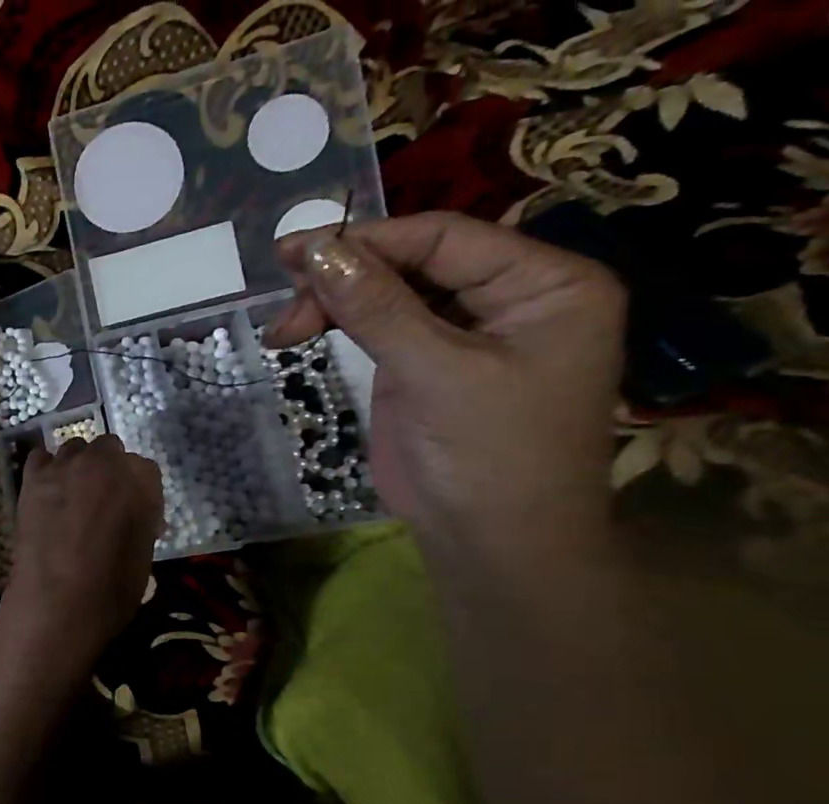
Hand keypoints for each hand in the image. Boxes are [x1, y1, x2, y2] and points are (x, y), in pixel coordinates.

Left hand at [0, 434, 161, 661]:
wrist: (59, 599)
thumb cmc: (112, 588)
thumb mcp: (144, 555)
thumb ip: (141, 523)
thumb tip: (135, 521)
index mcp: (143, 482)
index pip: (145, 469)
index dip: (137, 489)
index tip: (130, 509)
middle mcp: (106, 463)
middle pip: (108, 448)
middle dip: (107, 468)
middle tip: (100, 499)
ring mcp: (67, 467)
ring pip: (74, 448)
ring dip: (76, 465)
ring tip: (70, 494)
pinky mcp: (33, 479)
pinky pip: (39, 458)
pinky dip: (44, 469)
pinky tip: (45, 491)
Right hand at [268, 212, 626, 564]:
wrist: (488, 538)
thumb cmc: (488, 454)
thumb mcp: (436, 373)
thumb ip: (378, 308)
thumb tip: (317, 250)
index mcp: (546, 284)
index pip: (447, 239)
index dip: (369, 241)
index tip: (295, 253)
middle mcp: (509, 297)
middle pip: (414, 262)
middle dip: (345, 277)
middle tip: (282, 302)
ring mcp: (463, 332)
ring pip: (389, 294)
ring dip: (332, 304)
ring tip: (283, 331)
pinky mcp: (425, 364)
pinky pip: (379, 327)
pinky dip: (339, 326)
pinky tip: (302, 333)